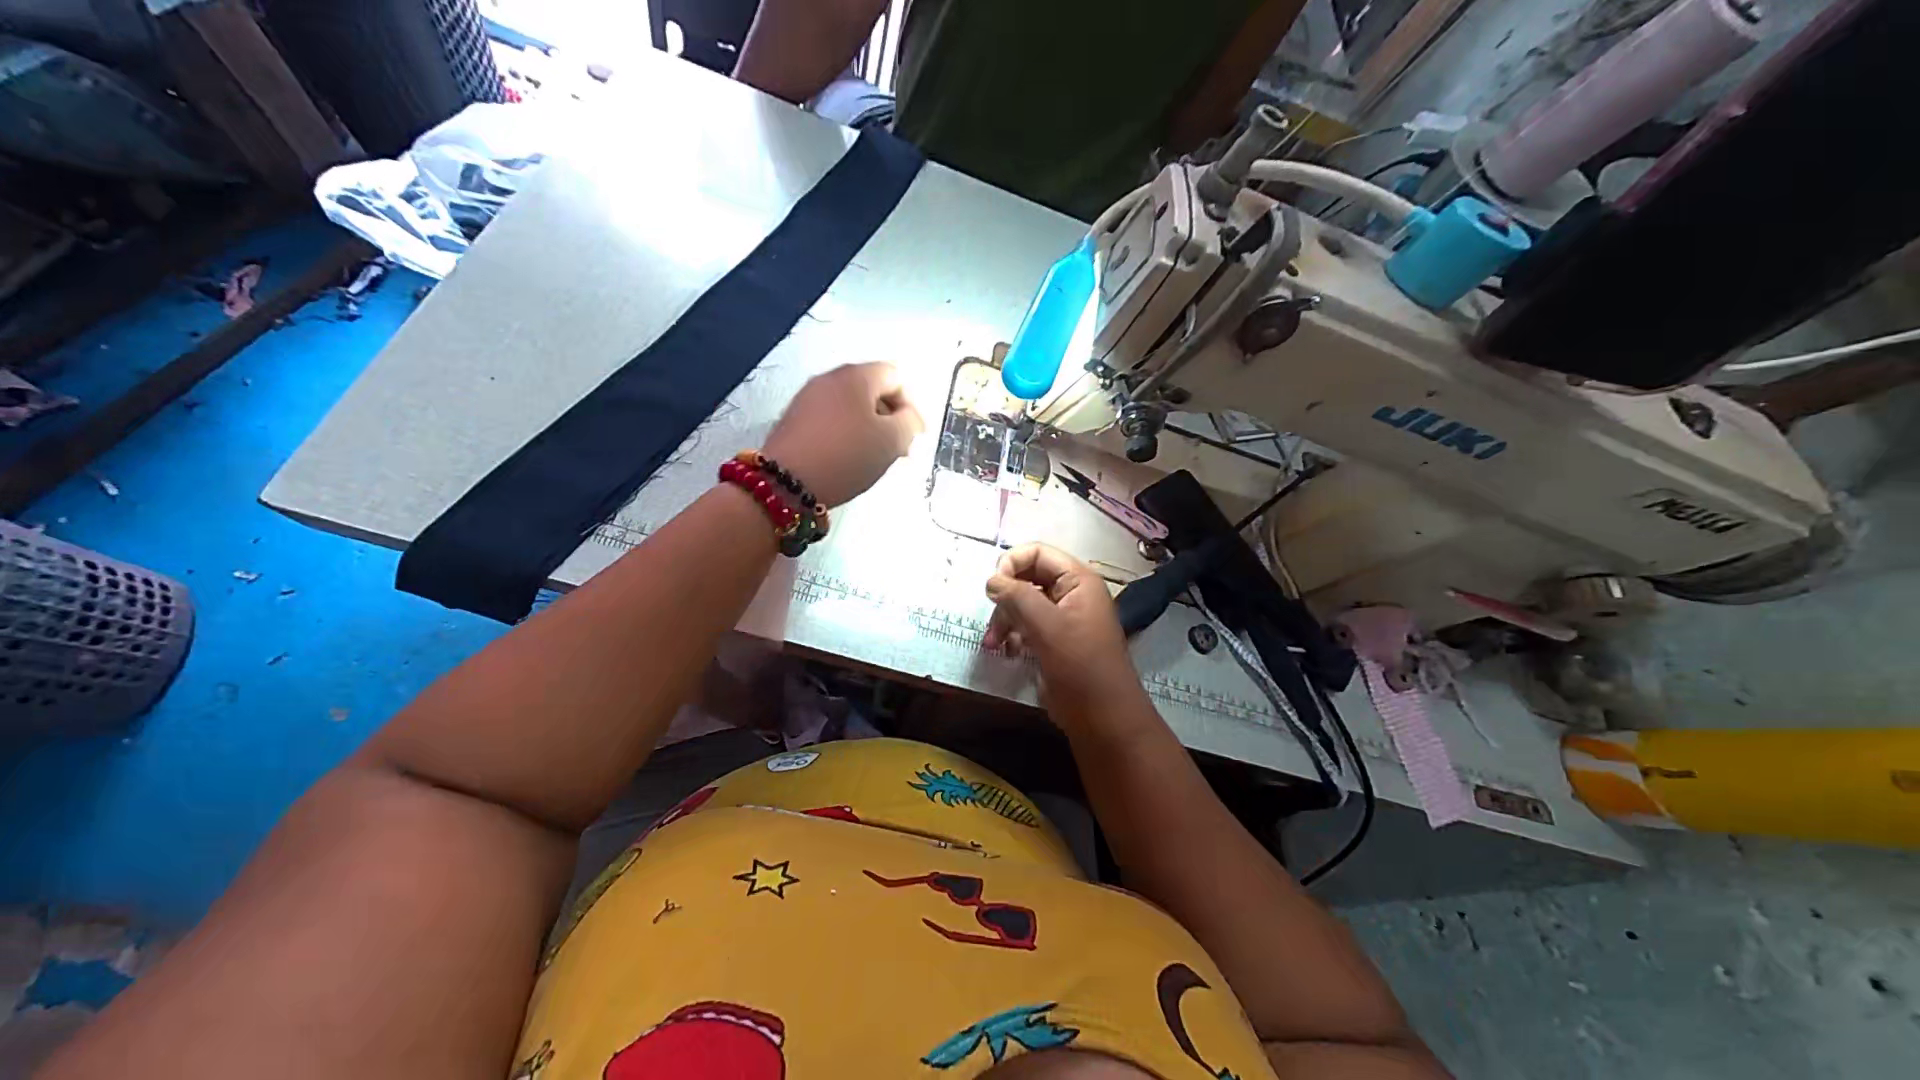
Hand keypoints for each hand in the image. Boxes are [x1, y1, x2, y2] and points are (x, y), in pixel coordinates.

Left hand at [764, 363, 924, 506]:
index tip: (914, 436)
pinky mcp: (793, 418)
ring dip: (868, 428)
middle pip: (871, 390)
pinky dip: (845, 434)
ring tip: (873, 458)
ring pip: (850, 406)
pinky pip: (830, 419)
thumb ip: (909, 423)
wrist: (785, 483)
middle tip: (898, 449)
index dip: (911, 406)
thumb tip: (907, 416)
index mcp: (857, 375)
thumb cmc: (845, 457)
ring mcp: (807, 397)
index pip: (896, 377)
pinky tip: (846, 459)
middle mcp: (830, 378)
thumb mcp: (891, 442)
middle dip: (889, 418)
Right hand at [984, 544, 1137, 718]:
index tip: (993, 588)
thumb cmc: (1080, 666)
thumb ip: (1017, 596)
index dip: (1011, 563)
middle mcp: (1071, 593)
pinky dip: (1013, 635)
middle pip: (1027, 577)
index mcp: (1078, 580)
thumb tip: (991, 580)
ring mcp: (1063, 618)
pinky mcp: (1055, 641)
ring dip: (1004, 620)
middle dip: (1005, 598)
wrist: (1103, 718)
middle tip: (993, 622)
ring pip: (1023, 604)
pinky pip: (1027, 626)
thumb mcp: (1047, 626)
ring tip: (993, 645)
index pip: (1038, 553)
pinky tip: (1007, 652)